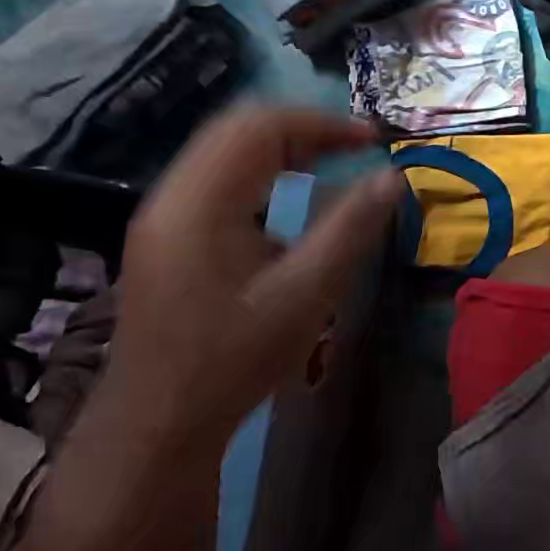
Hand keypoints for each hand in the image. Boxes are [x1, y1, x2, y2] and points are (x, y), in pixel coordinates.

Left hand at [100, 107, 404, 445]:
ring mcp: (164, 214)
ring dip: (284, 145)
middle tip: (356, 147)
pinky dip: (264, 169)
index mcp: (200, 203)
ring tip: (333, 161)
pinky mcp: (168, 234)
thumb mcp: (305, 294)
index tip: (373, 139)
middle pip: (240, 127)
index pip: (261, 126)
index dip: (323, 123)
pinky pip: (219, 175)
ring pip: (227, 149)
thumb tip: (393, 175)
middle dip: (305, 128)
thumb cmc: (234, 360)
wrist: (156, 427)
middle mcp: (173, 195)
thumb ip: (351, 228)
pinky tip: (290, 195)